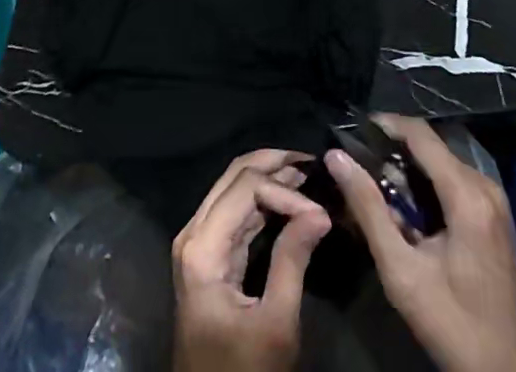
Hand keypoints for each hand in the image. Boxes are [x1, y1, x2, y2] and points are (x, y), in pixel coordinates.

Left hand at [173, 150, 331, 371]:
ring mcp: (199, 243)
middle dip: (276, 164)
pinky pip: (237, 210)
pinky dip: (265, 199)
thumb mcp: (275, 323)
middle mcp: (194, 234)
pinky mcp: (210, 255)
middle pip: (235, 175)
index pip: (248, 188)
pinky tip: (292, 198)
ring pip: (235, 187)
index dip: (287, 191)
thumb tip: (321, 211)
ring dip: (272, 177)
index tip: (321, 215)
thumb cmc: (242, 371)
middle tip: (314, 165)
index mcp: (202, 247)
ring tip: (310, 177)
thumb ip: (293, 260)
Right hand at [327, 117, 515, 371]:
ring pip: (447, 166)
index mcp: (468, 193)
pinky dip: (430, 185)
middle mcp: (487, 187)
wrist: (508, 369)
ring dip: (412, 169)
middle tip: (358, 161)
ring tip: (375, 182)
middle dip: (395, 148)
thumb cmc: (451, 319)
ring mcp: (497, 203)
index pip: (422, 135)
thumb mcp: (401, 269)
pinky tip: (407, 207)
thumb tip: (338, 158)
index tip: (354, 127)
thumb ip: (369, 209)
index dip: (387, 124)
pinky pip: (459, 184)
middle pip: (435, 148)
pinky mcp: (498, 219)